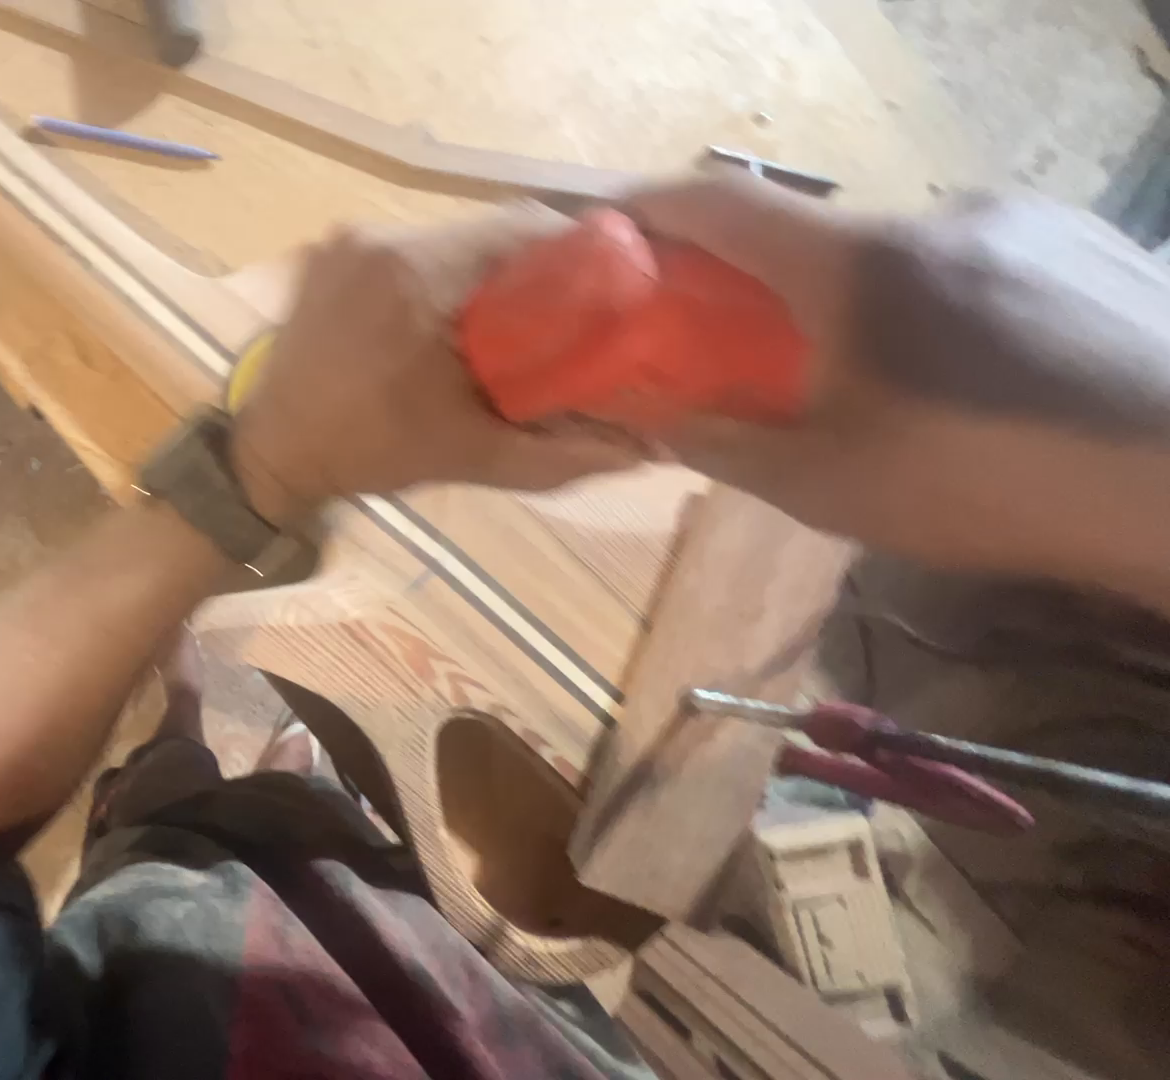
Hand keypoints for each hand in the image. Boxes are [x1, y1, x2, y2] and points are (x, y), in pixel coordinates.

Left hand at [228, 210, 640, 522]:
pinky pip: (405, 251)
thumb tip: (640, 454)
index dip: (578, 256)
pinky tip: (446, 315)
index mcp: (416, 275)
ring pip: (446, 238)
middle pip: (486, 231)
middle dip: (530, 270)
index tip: (604, 294)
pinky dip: (436, 276)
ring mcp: (345, 242)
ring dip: (481, 273)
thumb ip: (554, 455)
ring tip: (504, 319)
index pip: (526, 229)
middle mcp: (379, 238)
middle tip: (559, 315)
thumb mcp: (464, 455)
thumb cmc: (364, 454)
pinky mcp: (328, 256)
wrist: (271, 452)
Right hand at [622, 176, 1169, 598]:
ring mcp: (1024, 223)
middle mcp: (939, 218)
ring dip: (848, 294)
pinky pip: (965, 256)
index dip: (658, 205)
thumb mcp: (818, 484)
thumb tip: (660, 422)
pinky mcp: (1088, 244)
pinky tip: (951, 362)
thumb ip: (720, 443)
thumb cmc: (984, 483)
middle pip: (810, 231)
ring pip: (892, 247)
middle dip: (757, 277)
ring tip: (858, 369)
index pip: (730, 207)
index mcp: (858, 267)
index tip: (612, 220)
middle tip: (739, 340)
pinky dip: (922, 294)